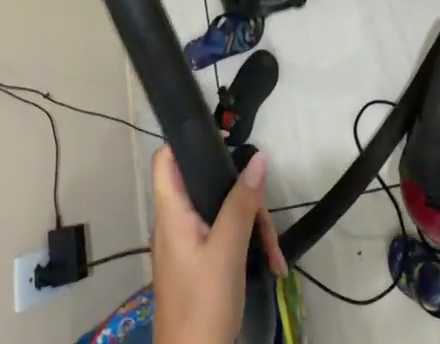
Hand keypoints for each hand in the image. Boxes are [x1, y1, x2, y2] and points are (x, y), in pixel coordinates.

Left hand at [151, 147, 286, 343]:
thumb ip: (242, 202)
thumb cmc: (203, 302)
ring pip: (221, 213)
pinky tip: (270, 265)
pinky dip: (246, 246)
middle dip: (242, 197)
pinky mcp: (199, 263)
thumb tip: (258, 158)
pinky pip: (224, 237)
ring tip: (274, 253)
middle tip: (266, 219)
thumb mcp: (228, 249)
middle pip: (206, 186)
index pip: (165, 161)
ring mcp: (187, 244)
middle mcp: (175, 224)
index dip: (186, 142)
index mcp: (172, 214)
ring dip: (251, 227)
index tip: (221, 137)